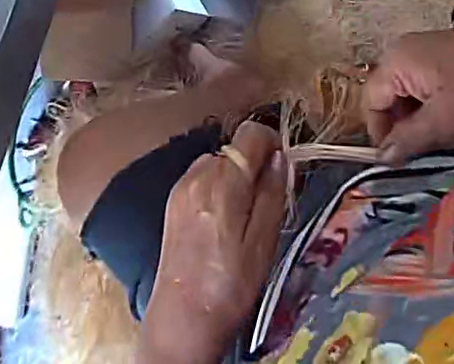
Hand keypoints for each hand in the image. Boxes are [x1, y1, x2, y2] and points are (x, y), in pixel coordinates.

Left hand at [136, 121, 289, 363]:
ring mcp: (182, 185)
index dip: (271, 143)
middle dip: (253, 166)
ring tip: (241, 217)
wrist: (181, 320)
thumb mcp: (263, 243)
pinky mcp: (173, 199)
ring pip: (219, 161)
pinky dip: (216, 186)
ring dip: (234, 176)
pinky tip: (219, 221)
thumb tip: (280, 157)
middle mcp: (199, 174)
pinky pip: (202, 177)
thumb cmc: (229, 287)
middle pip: (235, 148)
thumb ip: (273, 193)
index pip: (251, 133)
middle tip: (264, 202)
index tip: (280, 167)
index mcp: (224, 182)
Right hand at [366, 31, 453, 164]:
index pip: (371, 100)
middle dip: (401, 125)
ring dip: (417, 117)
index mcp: (396, 60)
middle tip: (423, 151)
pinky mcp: (445, 53)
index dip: (380, 133)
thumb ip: (407, 140)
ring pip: (407, 91)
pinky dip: (431, 104)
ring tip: (441, 138)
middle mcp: (404, 49)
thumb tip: (382, 158)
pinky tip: (453, 119)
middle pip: (387, 94)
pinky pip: (424, 83)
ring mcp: (425, 48)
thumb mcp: (442, 123)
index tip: (401, 160)